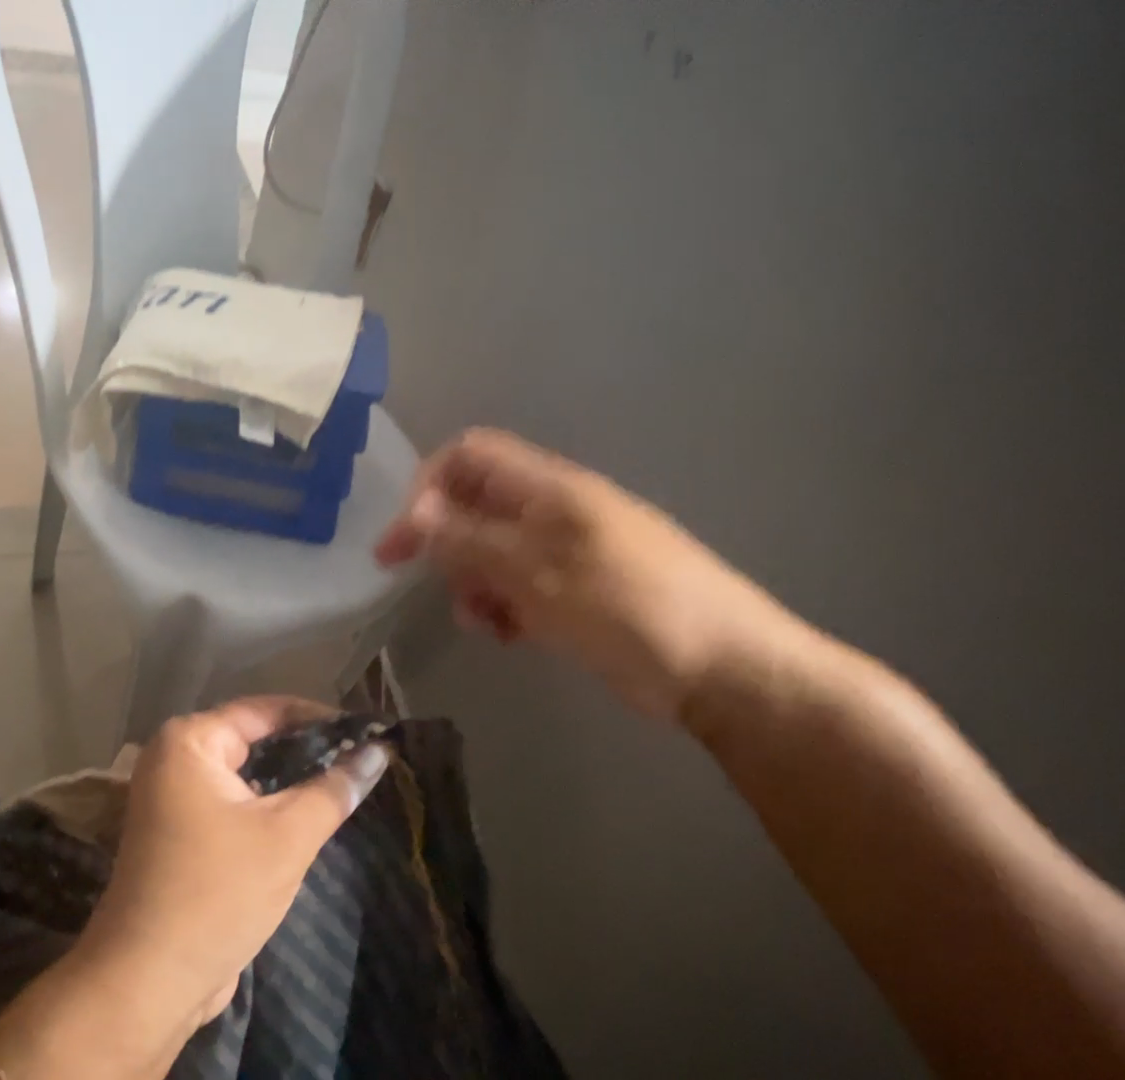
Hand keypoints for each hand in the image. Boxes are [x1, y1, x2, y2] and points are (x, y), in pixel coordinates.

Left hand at [81, 697, 388, 1021]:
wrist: (150, 977)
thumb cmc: (218, 892)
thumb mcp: (288, 836)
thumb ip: (334, 789)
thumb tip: (378, 752)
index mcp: (189, 741)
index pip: (266, 710)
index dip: (320, 718)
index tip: (369, 730)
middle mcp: (173, 758)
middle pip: (253, 739)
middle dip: (308, 751)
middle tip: (365, 760)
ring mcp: (171, 797)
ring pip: (245, 775)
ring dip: (290, 782)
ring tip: (347, 786)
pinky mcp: (178, 833)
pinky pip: (232, 803)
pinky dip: (267, 807)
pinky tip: (308, 817)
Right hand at [375, 428, 806, 720]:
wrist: (723, 667)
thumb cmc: (627, 606)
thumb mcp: (536, 570)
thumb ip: (468, 539)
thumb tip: (412, 512)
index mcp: (548, 488)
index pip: (468, 456)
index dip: (427, 488)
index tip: (402, 542)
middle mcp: (553, 511)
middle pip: (475, 506)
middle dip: (448, 545)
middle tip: (440, 589)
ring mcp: (567, 553)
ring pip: (493, 553)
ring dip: (474, 583)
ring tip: (485, 622)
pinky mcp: (578, 593)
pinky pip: (520, 587)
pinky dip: (505, 607)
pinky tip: (511, 636)